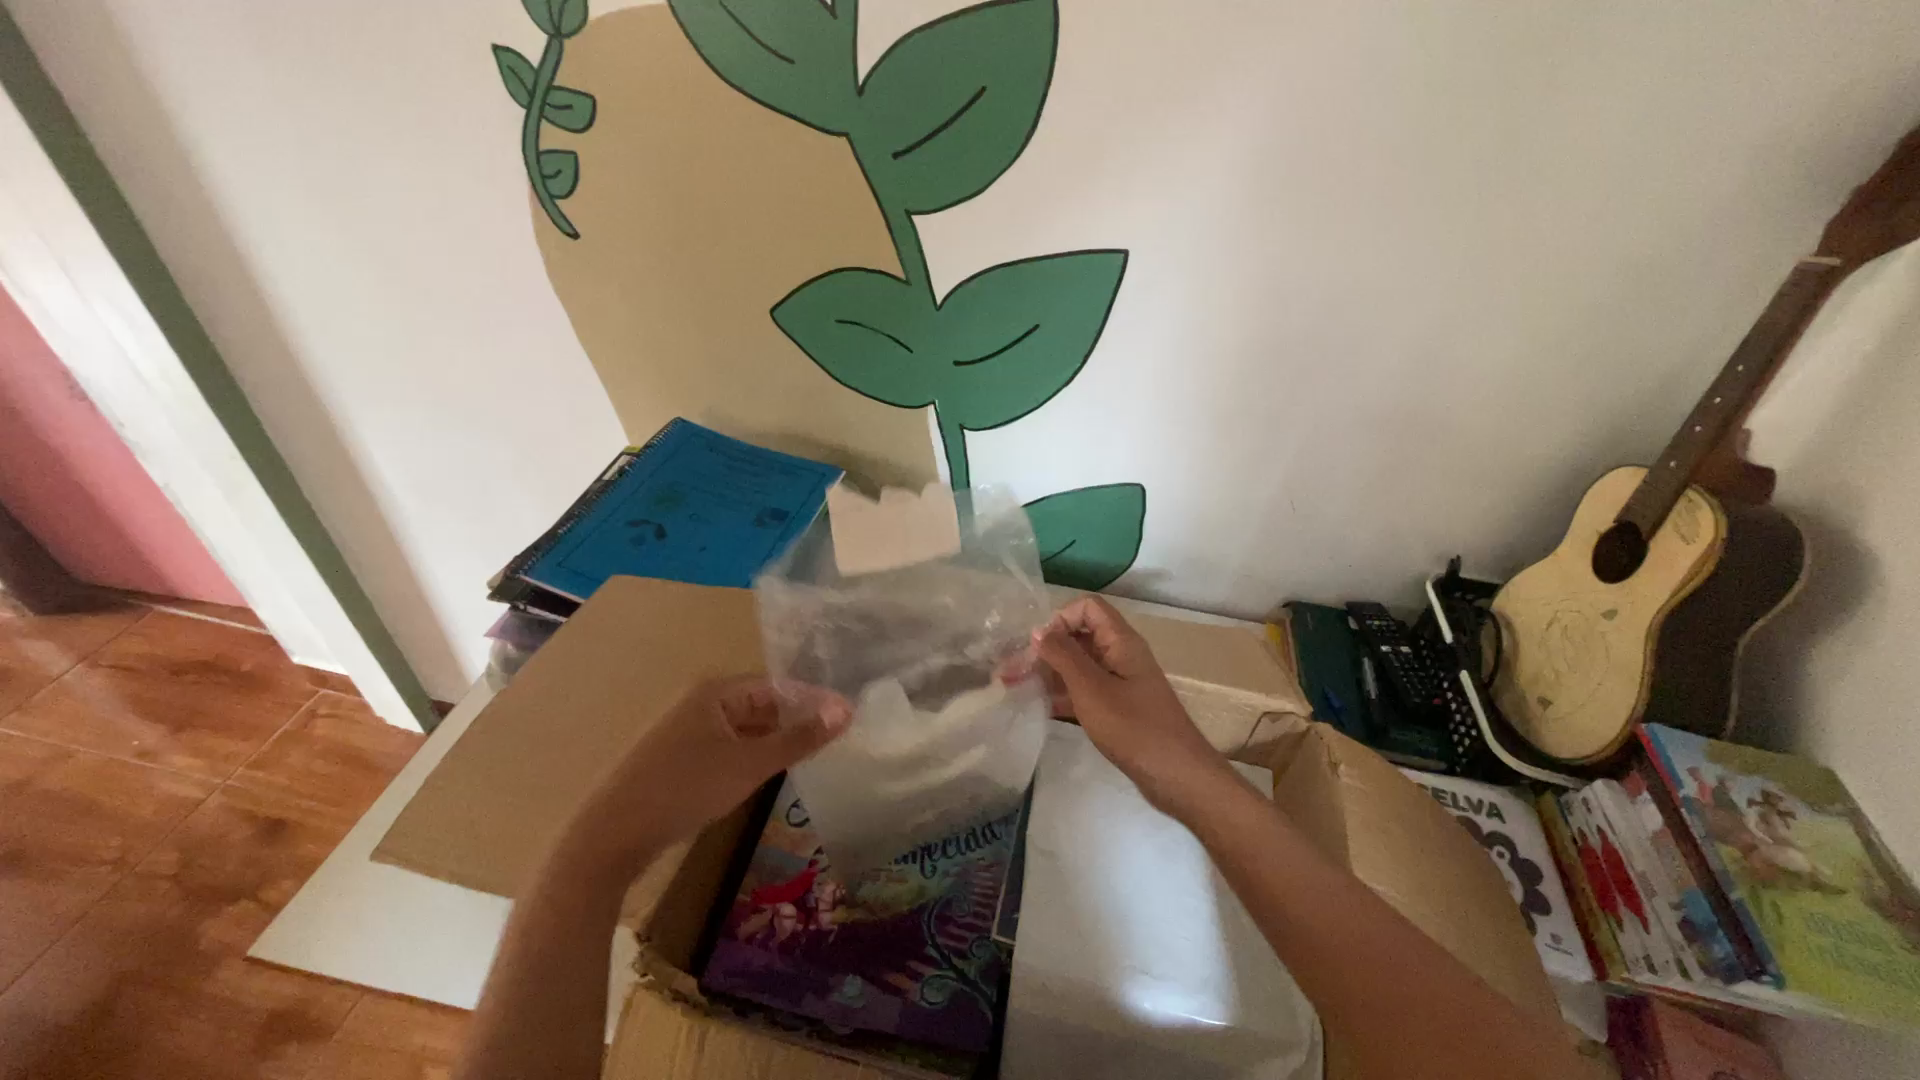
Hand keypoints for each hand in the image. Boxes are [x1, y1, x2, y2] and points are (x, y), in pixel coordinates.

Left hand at [554, 677, 850, 883]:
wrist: (613, 835)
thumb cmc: (686, 788)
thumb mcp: (750, 764)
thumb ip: (799, 738)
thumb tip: (847, 710)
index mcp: (717, 691)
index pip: (778, 685)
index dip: (814, 700)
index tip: (849, 717)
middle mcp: (702, 703)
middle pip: (762, 705)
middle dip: (798, 719)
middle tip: (839, 737)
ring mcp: (689, 732)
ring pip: (747, 729)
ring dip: (778, 741)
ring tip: (815, 756)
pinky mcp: (682, 761)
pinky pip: (730, 748)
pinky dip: (755, 757)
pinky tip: (773, 775)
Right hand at [1033, 597, 1243, 818]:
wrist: (1176, 775)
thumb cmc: (1133, 727)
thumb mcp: (1091, 689)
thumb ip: (1063, 656)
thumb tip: (1039, 630)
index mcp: (1121, 641)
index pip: (1087, 608)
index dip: (1060, 618)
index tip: (1038, 646)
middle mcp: (1121, 655)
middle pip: (1081, 635)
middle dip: (1048, 648)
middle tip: (1013, 670)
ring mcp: (1121, 682)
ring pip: (1080, 665)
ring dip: (1051, 672)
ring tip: (1018, 688)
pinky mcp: (1118, 707)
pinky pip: (1086, 690)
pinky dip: (1064, 694)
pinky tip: (1039, 708)